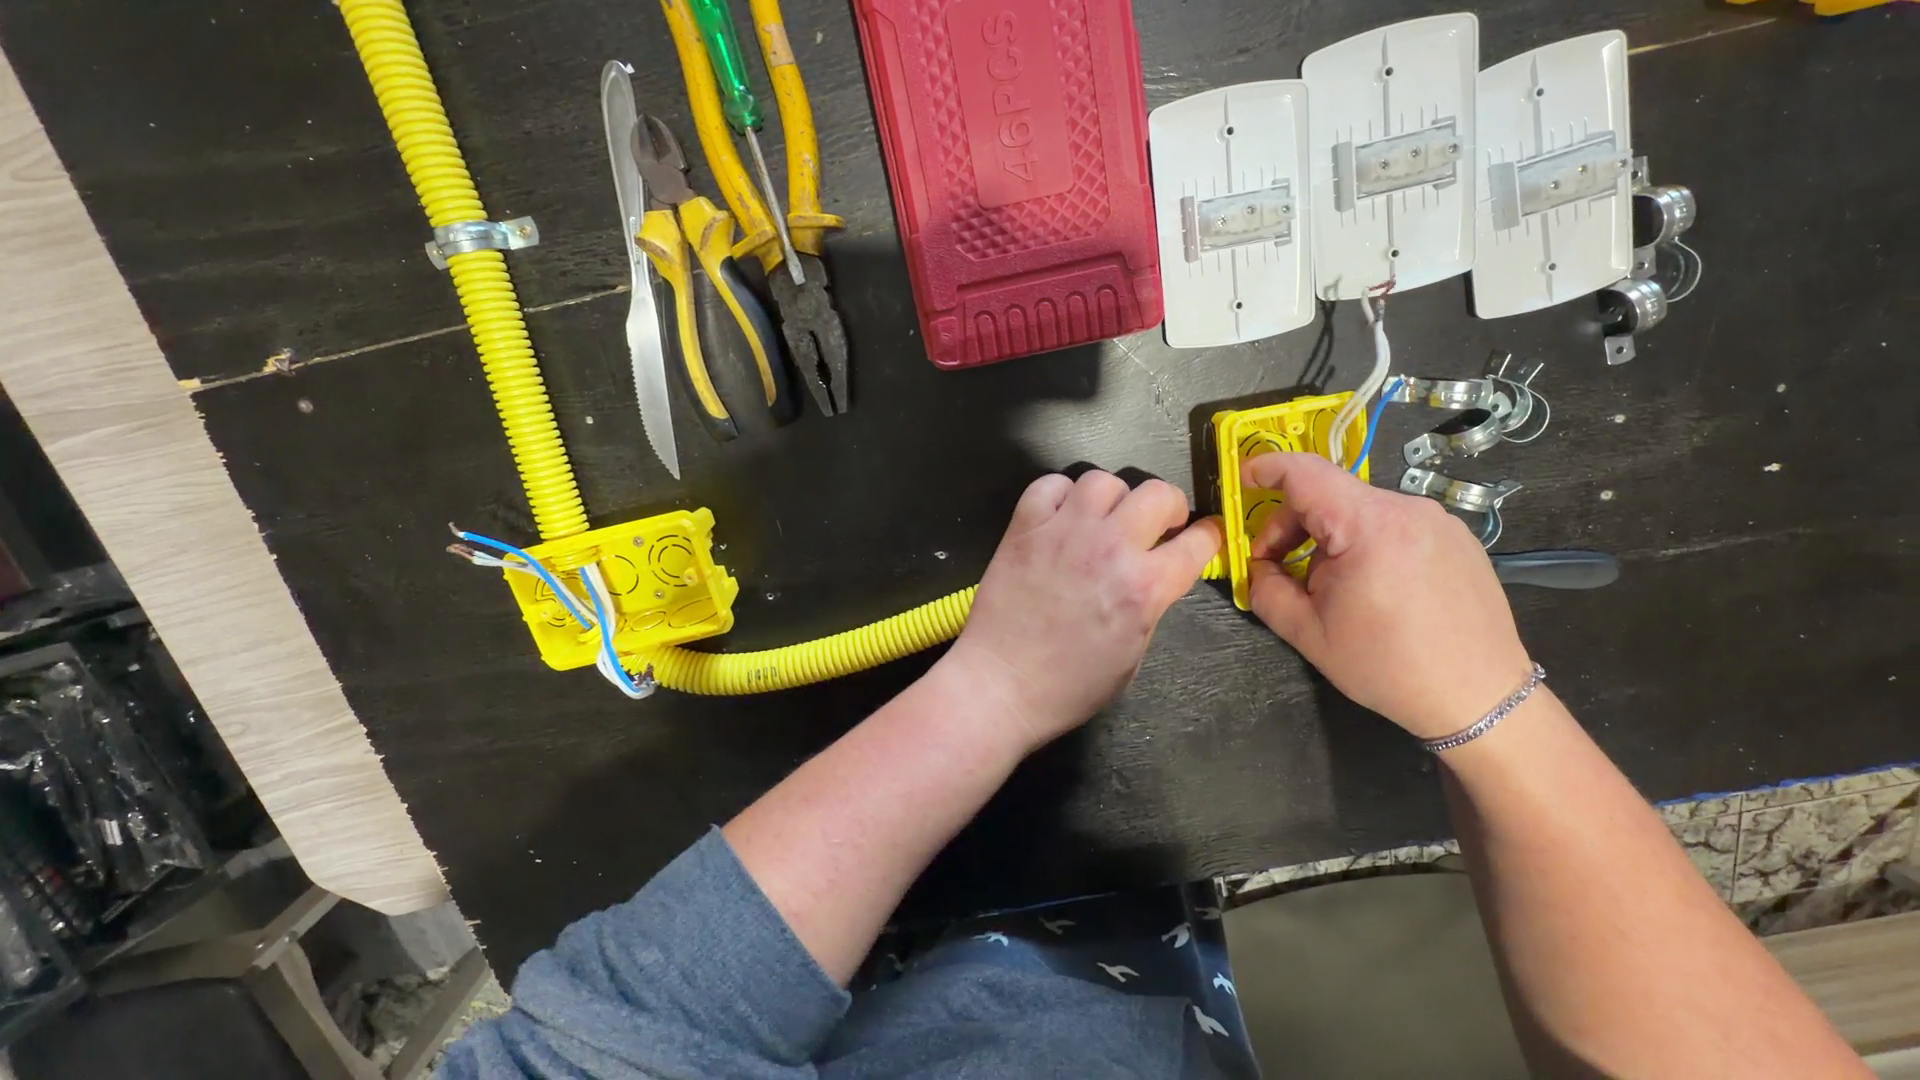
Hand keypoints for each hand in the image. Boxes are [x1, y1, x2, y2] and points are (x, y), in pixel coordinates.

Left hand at [944, 471, 1222, 754]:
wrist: (1002, 684)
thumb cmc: (1071, 685)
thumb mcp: (1133, 652)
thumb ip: (1151, 603)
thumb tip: (1157, 574)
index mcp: (1145, 586)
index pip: (1198, 542)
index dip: (1207, 537)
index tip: (1201, 536)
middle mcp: (1110, 547)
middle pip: (1157, 493)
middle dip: (1167, 507)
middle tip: (1154, 526)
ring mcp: (1064, 530)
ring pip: (1104, 481)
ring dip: (1113, 498)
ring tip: (1103, 520)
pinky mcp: (1025, 526)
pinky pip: (1050, 485)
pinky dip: (1061, 495)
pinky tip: (1061, 517)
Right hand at [1241, 452, 1531, 739]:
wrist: (1477, 696)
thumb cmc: (1386, 666)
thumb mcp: (1307, 633)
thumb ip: (1265, 590)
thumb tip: (1256, 567)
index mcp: (1368, 527)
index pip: (1305, 473)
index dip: (1267, 468)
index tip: (1243, 479)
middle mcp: (1407, 509)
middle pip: (1331, 494)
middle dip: (1293, 524)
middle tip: (1276, 566)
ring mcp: (1438, 520)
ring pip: (1362, 511)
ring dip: (1330, 537)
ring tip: (1329, 586)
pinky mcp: (1457, 537)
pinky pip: (1394, 525)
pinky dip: (1367, 543)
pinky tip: (1372, 588)